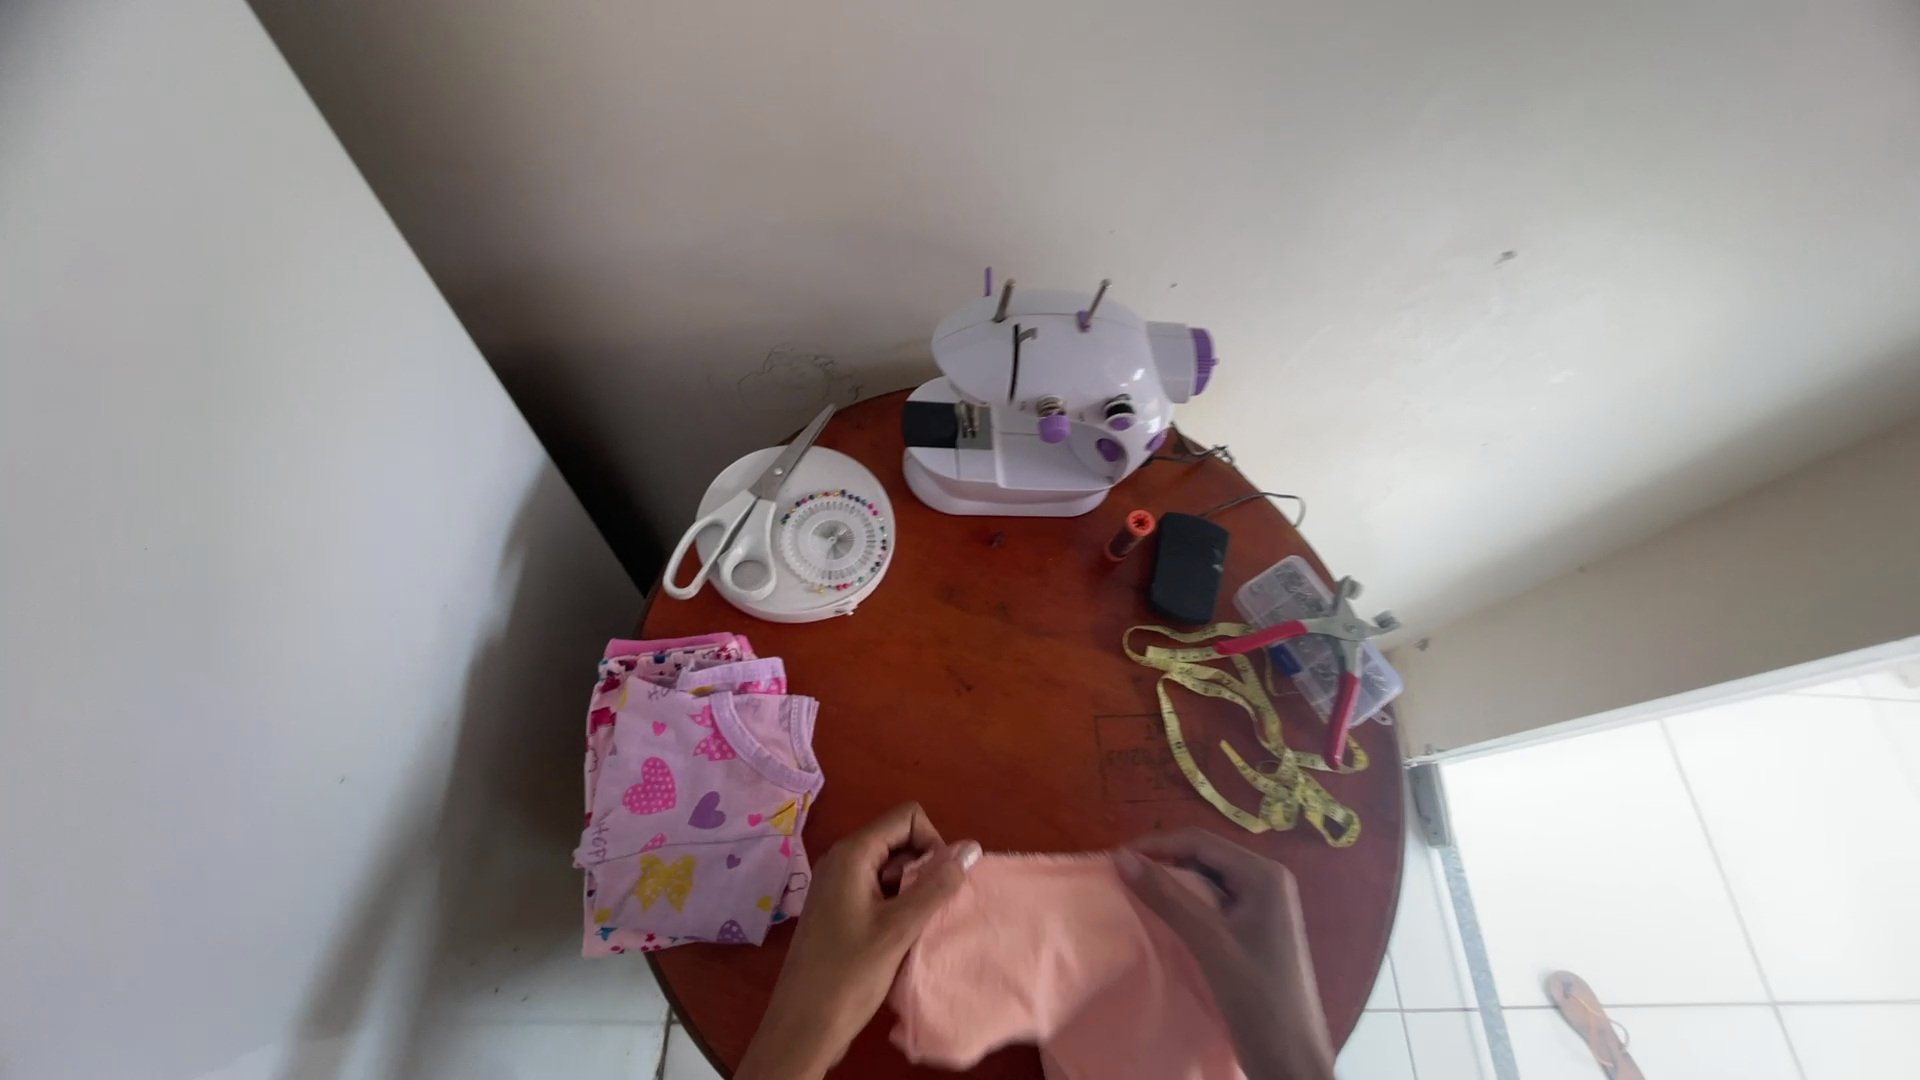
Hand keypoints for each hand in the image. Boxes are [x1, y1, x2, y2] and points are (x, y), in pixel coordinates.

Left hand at [736, 803, 980, 1079]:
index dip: (932, 842)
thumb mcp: (899, 928)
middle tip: (924, 912)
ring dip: (911, 891)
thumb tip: (971, 848)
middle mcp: (843, 858)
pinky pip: (878, 888)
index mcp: (853, 852)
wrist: (801, 1029)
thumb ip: (936, 885)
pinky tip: (898, 938)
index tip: (937, 883)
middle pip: (899, 840)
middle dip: (922, 869)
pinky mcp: (839, 907)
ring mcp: (838, 883)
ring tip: (910, 930)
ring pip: (891, 867)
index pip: (907, 817)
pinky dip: (896, 905)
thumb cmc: (848, 974)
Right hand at [1115, 829, 1334, 1079]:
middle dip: (1165, 859)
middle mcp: (1268, 878)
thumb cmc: (1257, 997)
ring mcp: (1265, 902)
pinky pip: (1216, 897)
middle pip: (1205, 854)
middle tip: (1126, 873)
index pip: (1200, 841)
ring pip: (1208, 875)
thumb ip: (1166, 895)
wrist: (1294, 1062)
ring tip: (1141, 889)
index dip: (1157, 844)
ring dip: (1175, 879)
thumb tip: (1121, 856)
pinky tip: (1168, 911)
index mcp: (1264, 874)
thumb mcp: (1208, 942)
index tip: (1118, 858)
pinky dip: (1189, 899)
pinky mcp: (1258, 925)